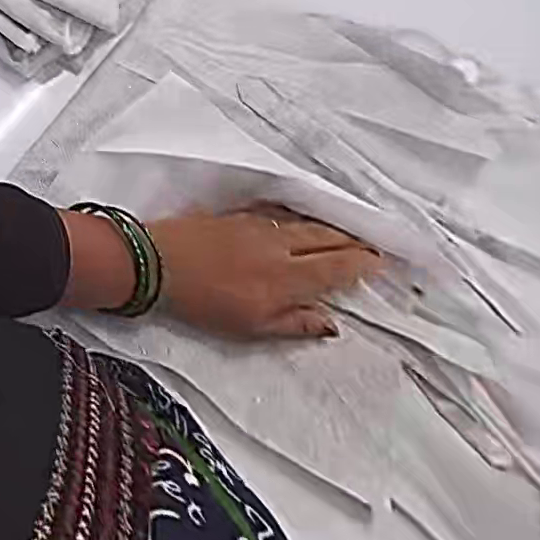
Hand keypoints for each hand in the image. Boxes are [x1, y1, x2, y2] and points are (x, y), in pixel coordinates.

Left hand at [149, 204, 380, 339]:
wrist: (158, 262)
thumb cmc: (203, 302)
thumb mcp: (251, 327)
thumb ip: (295, 323)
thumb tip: (331, 322)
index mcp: (287, 276)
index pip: (336, 266)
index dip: (362, 263)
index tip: (381, 262)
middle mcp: (277, 244)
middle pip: (324, 237)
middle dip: (351, 240)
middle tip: (370, 245)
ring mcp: (254, 224)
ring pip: (301, 222)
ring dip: (326, 226)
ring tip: (342, 232)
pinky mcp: (234, 214)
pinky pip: (276, 212)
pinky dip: (295, 216)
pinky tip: (297, 218)